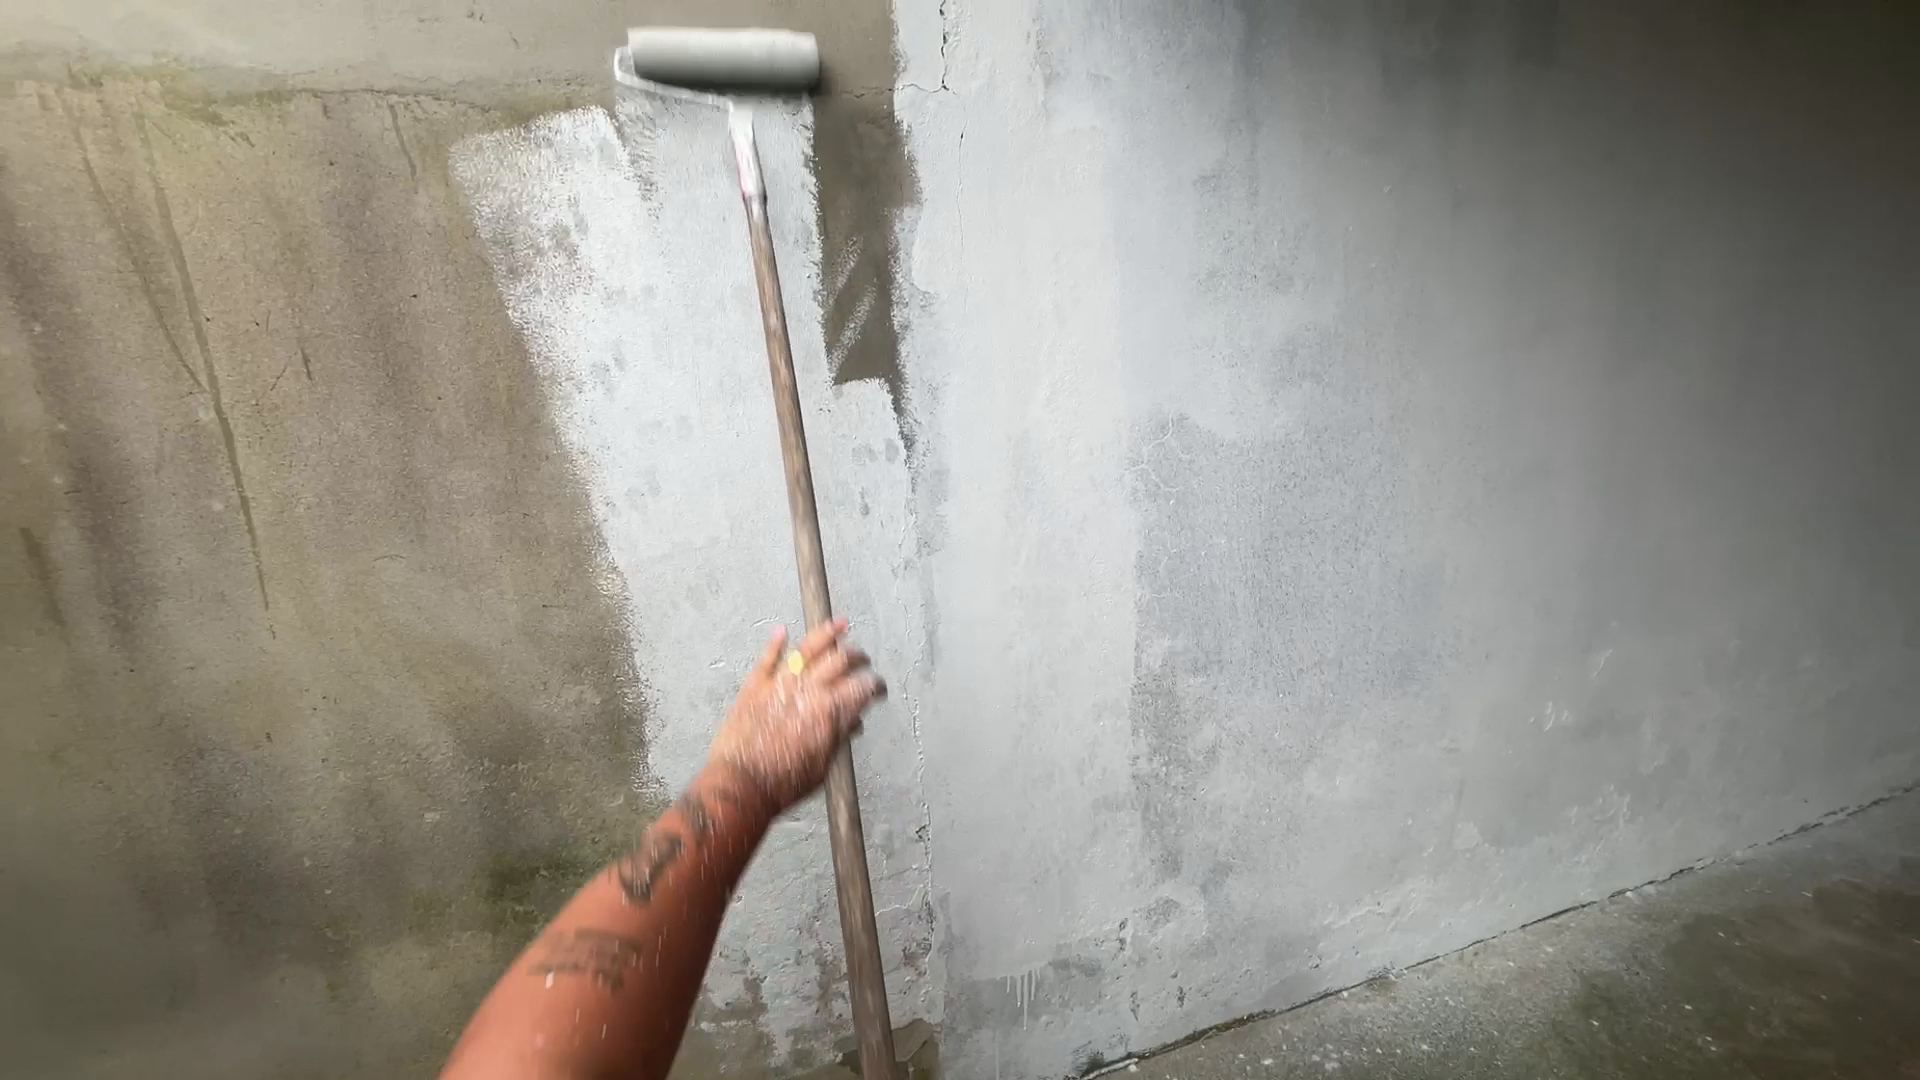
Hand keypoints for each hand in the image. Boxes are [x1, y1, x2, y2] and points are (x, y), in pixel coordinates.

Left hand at [707, 618, 885, 810]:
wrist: (741, 785)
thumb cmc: (783, 783)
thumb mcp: (823, 765)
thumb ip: (839, 736)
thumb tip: (852, 721)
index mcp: (830, 710)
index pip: (863, 687)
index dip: (875, 685)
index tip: (878, 688)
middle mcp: (809, 690)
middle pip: (841, 660)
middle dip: (858, 657)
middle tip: (863, 660)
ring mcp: (781, 684)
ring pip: (808, 649)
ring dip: (826, 633)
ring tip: (839, 624)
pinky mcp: (755, 686)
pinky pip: (767, 658)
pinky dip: (775, 643)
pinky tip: (782, 631)